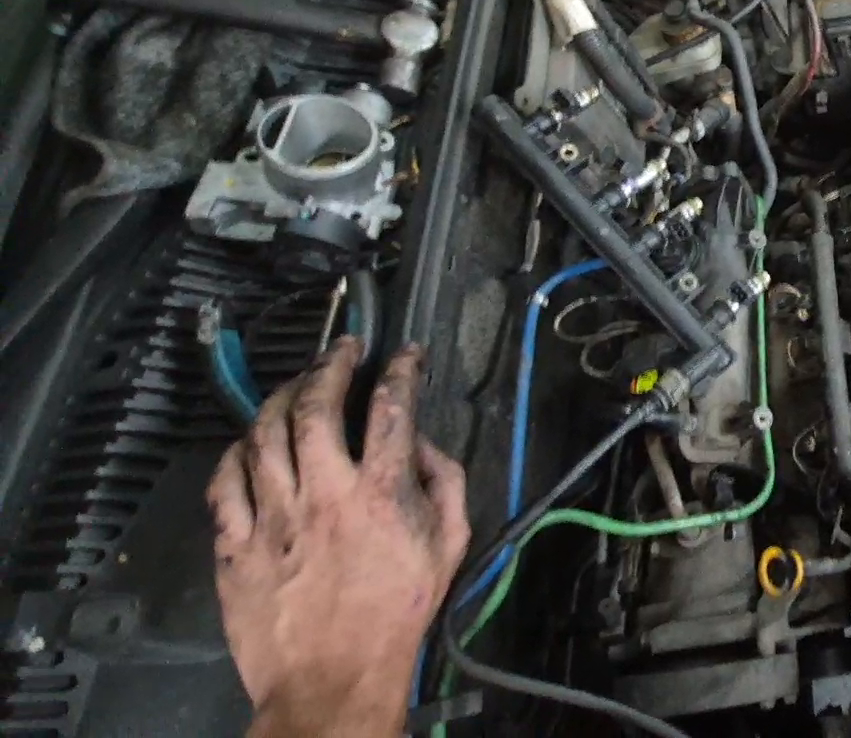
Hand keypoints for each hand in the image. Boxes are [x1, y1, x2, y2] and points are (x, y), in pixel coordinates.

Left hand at [206, 337, 470, 736]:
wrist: (334, 674)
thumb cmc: (402, 605)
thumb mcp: (452, 540)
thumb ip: (446, 481)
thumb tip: (423, 442)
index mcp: (385, 493)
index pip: (393, 409)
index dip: (402, 370)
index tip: (408, 353)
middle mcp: (325, 494)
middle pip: (317, 409)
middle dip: (331, 366)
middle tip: (344, 349)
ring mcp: (273, 520)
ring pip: (264, 438)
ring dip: (283, 398)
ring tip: (300, 382)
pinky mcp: (235, 547)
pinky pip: (224, 485)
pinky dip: (237, 452)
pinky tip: (252, 440)